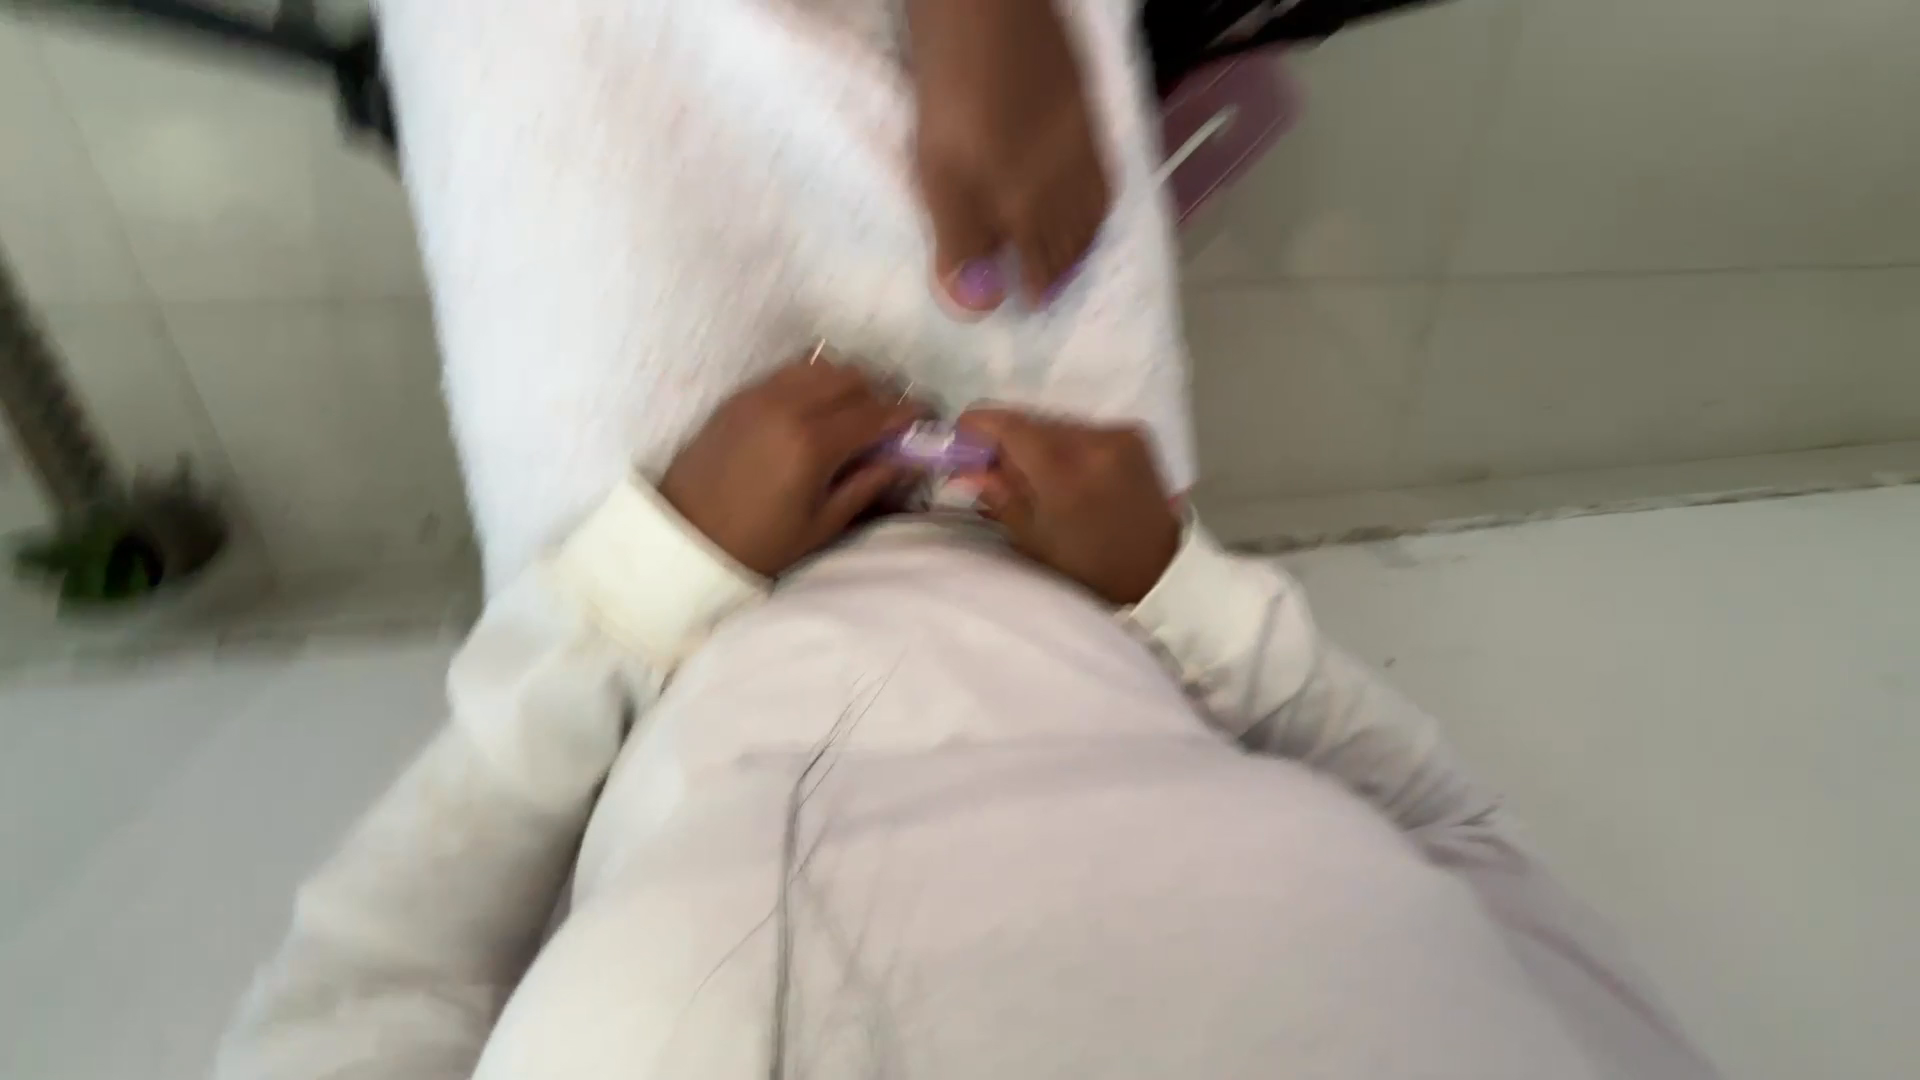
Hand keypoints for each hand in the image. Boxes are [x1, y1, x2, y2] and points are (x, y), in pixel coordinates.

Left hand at [660, 359, 922, 576]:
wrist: (685, 538)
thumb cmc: (759, 543)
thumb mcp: (823, 524)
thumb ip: (869, 483)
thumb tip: (905, 459)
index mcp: (813, 443)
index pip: (876, 412)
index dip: (908, 413)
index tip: (926, 418)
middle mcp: (788, 406)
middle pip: (853, 378)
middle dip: (878, 396)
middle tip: (885, 425)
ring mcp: (760, 395)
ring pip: (822, 366)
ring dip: (846, 384)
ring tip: (850, 416)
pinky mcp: (740, 396)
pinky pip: (790, 371)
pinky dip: (814, 382)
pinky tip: (815, 411)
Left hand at [908, 0, 1112, 313]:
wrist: (987, 12)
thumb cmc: (953, 103)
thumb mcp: (940, 182)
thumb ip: (960, 246)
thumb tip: (977, 311)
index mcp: (1030, 210)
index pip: (1041, 263)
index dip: (1036, 287)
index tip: (1031, 304)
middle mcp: (1066, 188)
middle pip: (1071, 240)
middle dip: (1062, 269)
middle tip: (1050, 286)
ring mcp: (1081, 148)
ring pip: (1091, 210)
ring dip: (1082, 240)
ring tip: (1070, 253)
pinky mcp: (1084, 112)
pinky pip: (1102, 172)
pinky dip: (1095, 199)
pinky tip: (1085, 195)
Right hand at [955, 408, 1180, 604]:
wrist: (1159, 573)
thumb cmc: (1089, 569)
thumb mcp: (1032, 539)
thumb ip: (998, 494)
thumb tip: (965, 467)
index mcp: (1065, 469)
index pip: (1006, 423)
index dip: (974, 428)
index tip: (958, 445)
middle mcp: (1094, 439)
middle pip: (1030, 418)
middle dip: (1004, 438)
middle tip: (989, 465)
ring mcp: (1118, 433)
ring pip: (1055, 420)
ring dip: (1035, 440)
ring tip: (1029, 473)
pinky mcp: (1134, 434)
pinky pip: (1082, 427)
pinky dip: (1064, 442)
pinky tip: (1063, 470)